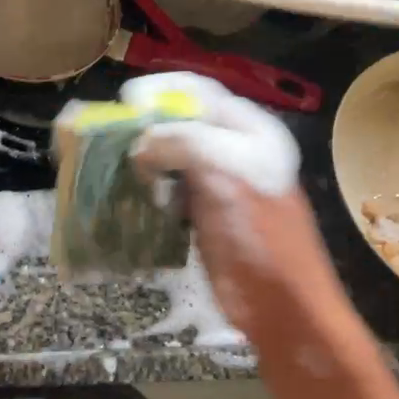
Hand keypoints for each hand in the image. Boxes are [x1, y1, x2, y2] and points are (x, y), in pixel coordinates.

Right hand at [123, 73, 345, 341]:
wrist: (282, 309)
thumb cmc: (259, 239)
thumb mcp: (223, 176)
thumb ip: (180, 144)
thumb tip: (138, 145)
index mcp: (251, 130)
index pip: (196, 89)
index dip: (158, 90)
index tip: (124, 104)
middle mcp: (234, 147)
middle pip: (177, 118)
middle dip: (145, 125)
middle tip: (116, 138)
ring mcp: (218, 178)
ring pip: (168, 151)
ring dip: (143, 157)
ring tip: (125, 168)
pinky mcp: (202, 207)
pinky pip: (166, 181)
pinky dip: (147, 183)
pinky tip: (138, 194)